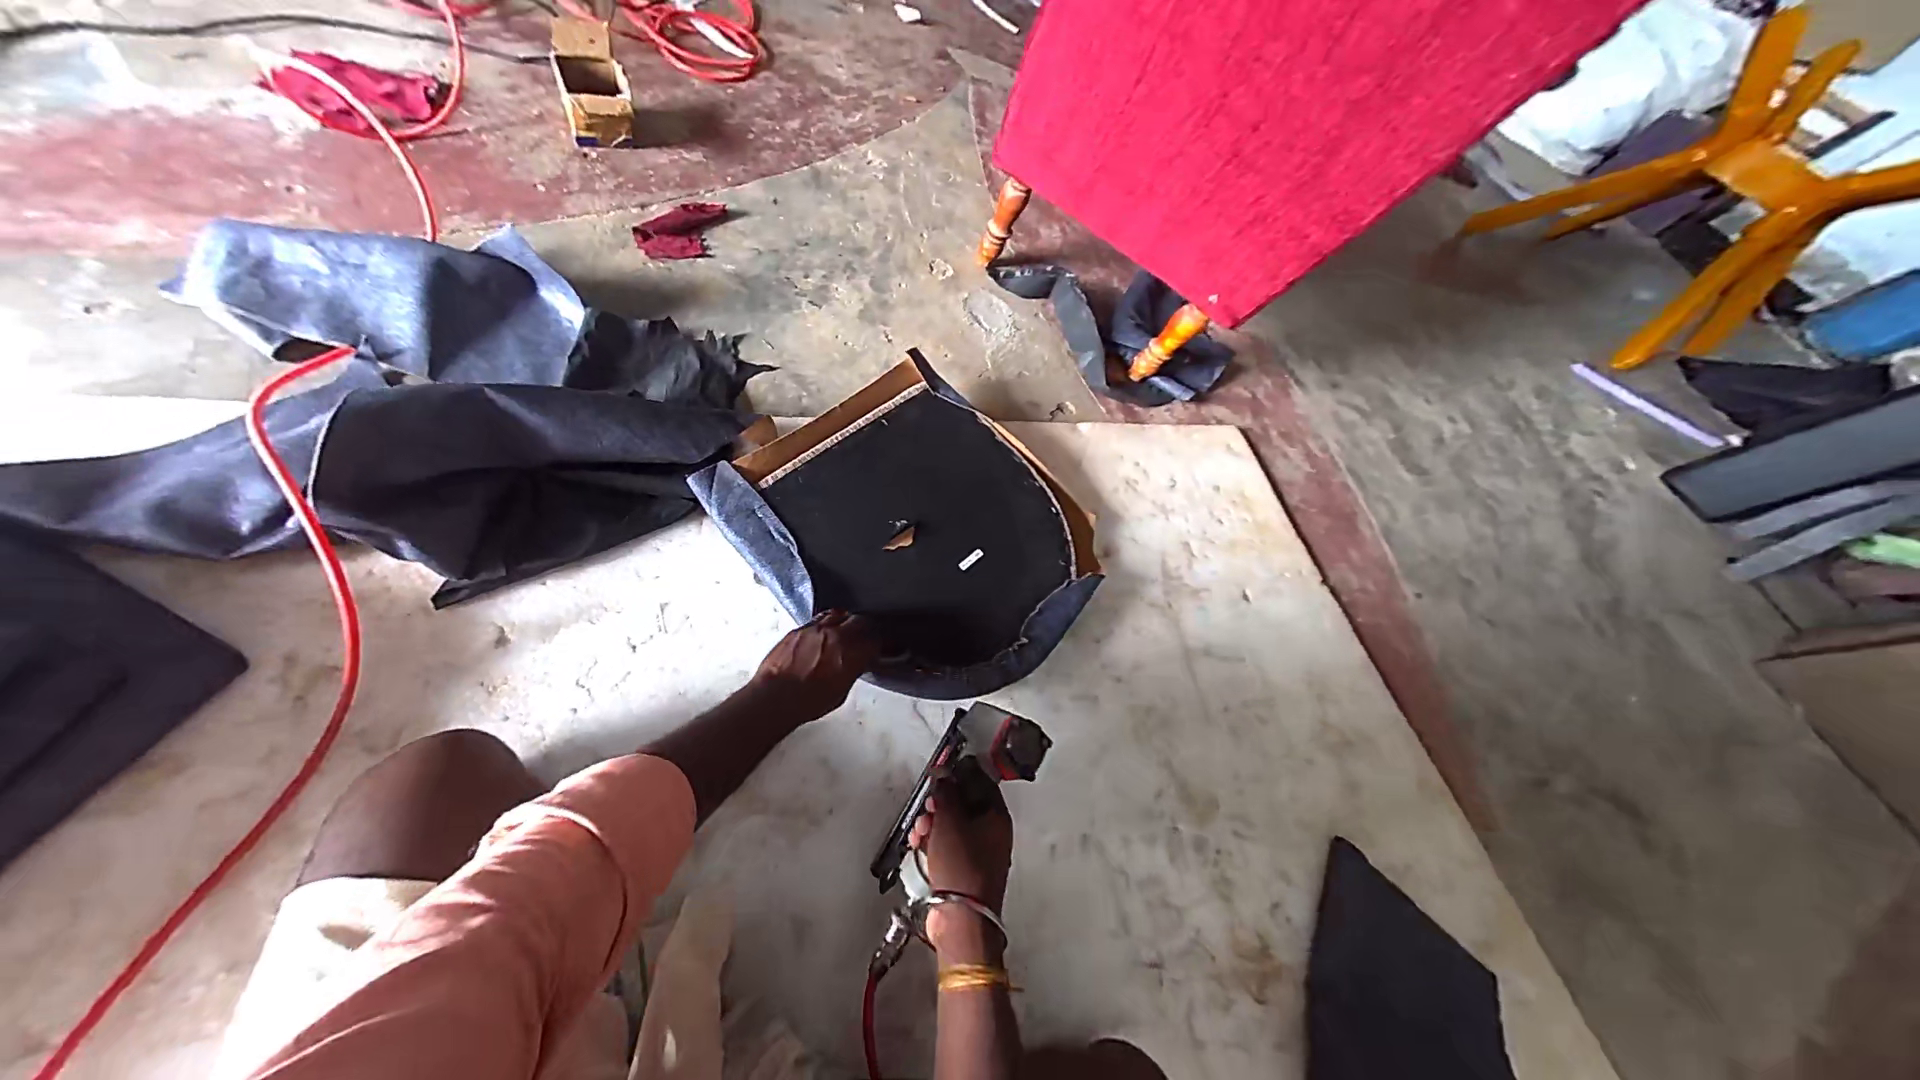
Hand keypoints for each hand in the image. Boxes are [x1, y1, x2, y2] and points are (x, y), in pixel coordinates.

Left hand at [747, 610, 880, 721]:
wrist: (775, 698)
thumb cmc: (806, 701)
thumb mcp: (841, 692)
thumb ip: (852, 670)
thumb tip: (857, 663)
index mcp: (851, 654)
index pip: (875, 640)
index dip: (880, 643)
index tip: (881, 646)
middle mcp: (835, 637)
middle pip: (860, 621)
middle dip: (866, 628)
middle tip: (867, 635)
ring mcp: (816, 629)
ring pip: (840, 614)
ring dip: (847, 621)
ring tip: (847, 629)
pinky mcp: (799, 629)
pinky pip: (819, 618)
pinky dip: (826, 622)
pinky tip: (825, 631)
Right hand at [912, 774, 1012, 955]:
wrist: (962, 916)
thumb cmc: (961, 866)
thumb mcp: (949, 820)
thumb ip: (945, 792)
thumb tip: (943, 775)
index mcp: (997, 815)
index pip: (980, 780)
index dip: (959, 773)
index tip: (941, 772)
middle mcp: (992, 832)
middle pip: (965, 803)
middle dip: (942, 801)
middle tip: (928, 806)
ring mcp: (980, 852)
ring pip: (954, 824)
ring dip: (934, 821)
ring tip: (920, 830)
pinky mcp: (965, 869)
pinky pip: (949, 844)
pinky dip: (934, 840)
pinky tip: (920, 844)